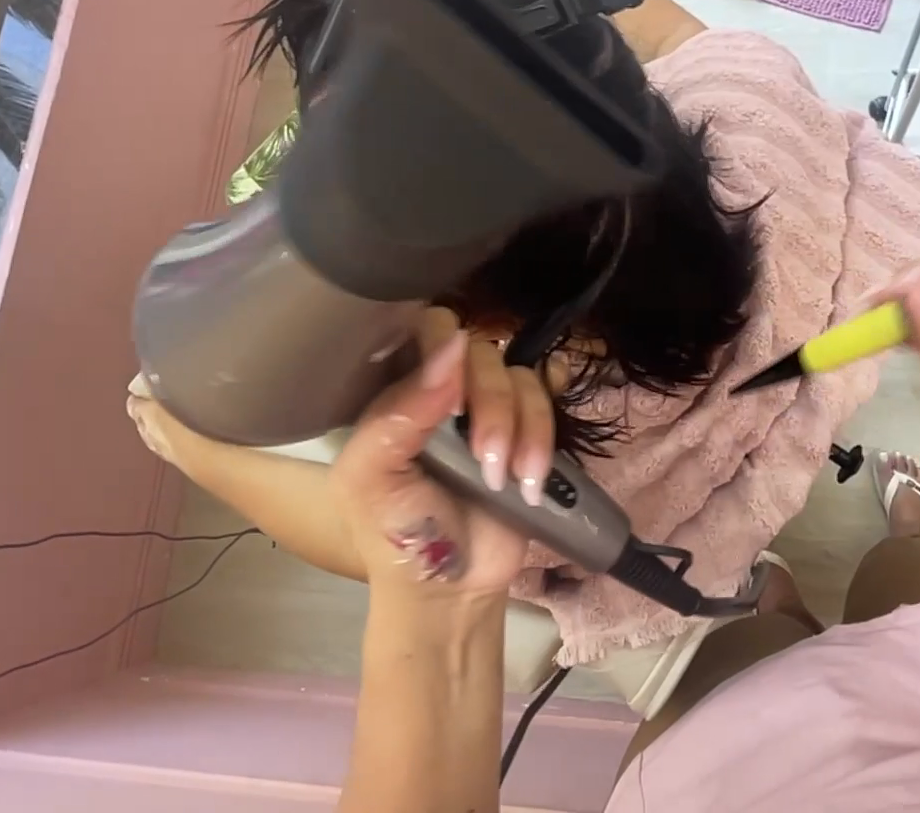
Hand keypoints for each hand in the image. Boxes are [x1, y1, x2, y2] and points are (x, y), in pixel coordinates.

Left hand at [330, 307, 555, 601]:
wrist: (452, 589)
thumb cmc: (397, 534)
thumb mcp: (369, 480)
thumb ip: (397, 413)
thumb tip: (454, 348)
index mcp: (398, 393)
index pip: (424, 331)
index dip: (446, 352)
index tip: (453, 402)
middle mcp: (445, 390)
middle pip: (485, 354)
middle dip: (496, 410)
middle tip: (489, 463)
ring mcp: (490, 408)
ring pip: (524, 379)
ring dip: (529, 431)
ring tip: (516, 482)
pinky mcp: (529, 428)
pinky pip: (550, 394)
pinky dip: (551, 418)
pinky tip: (545, 442)